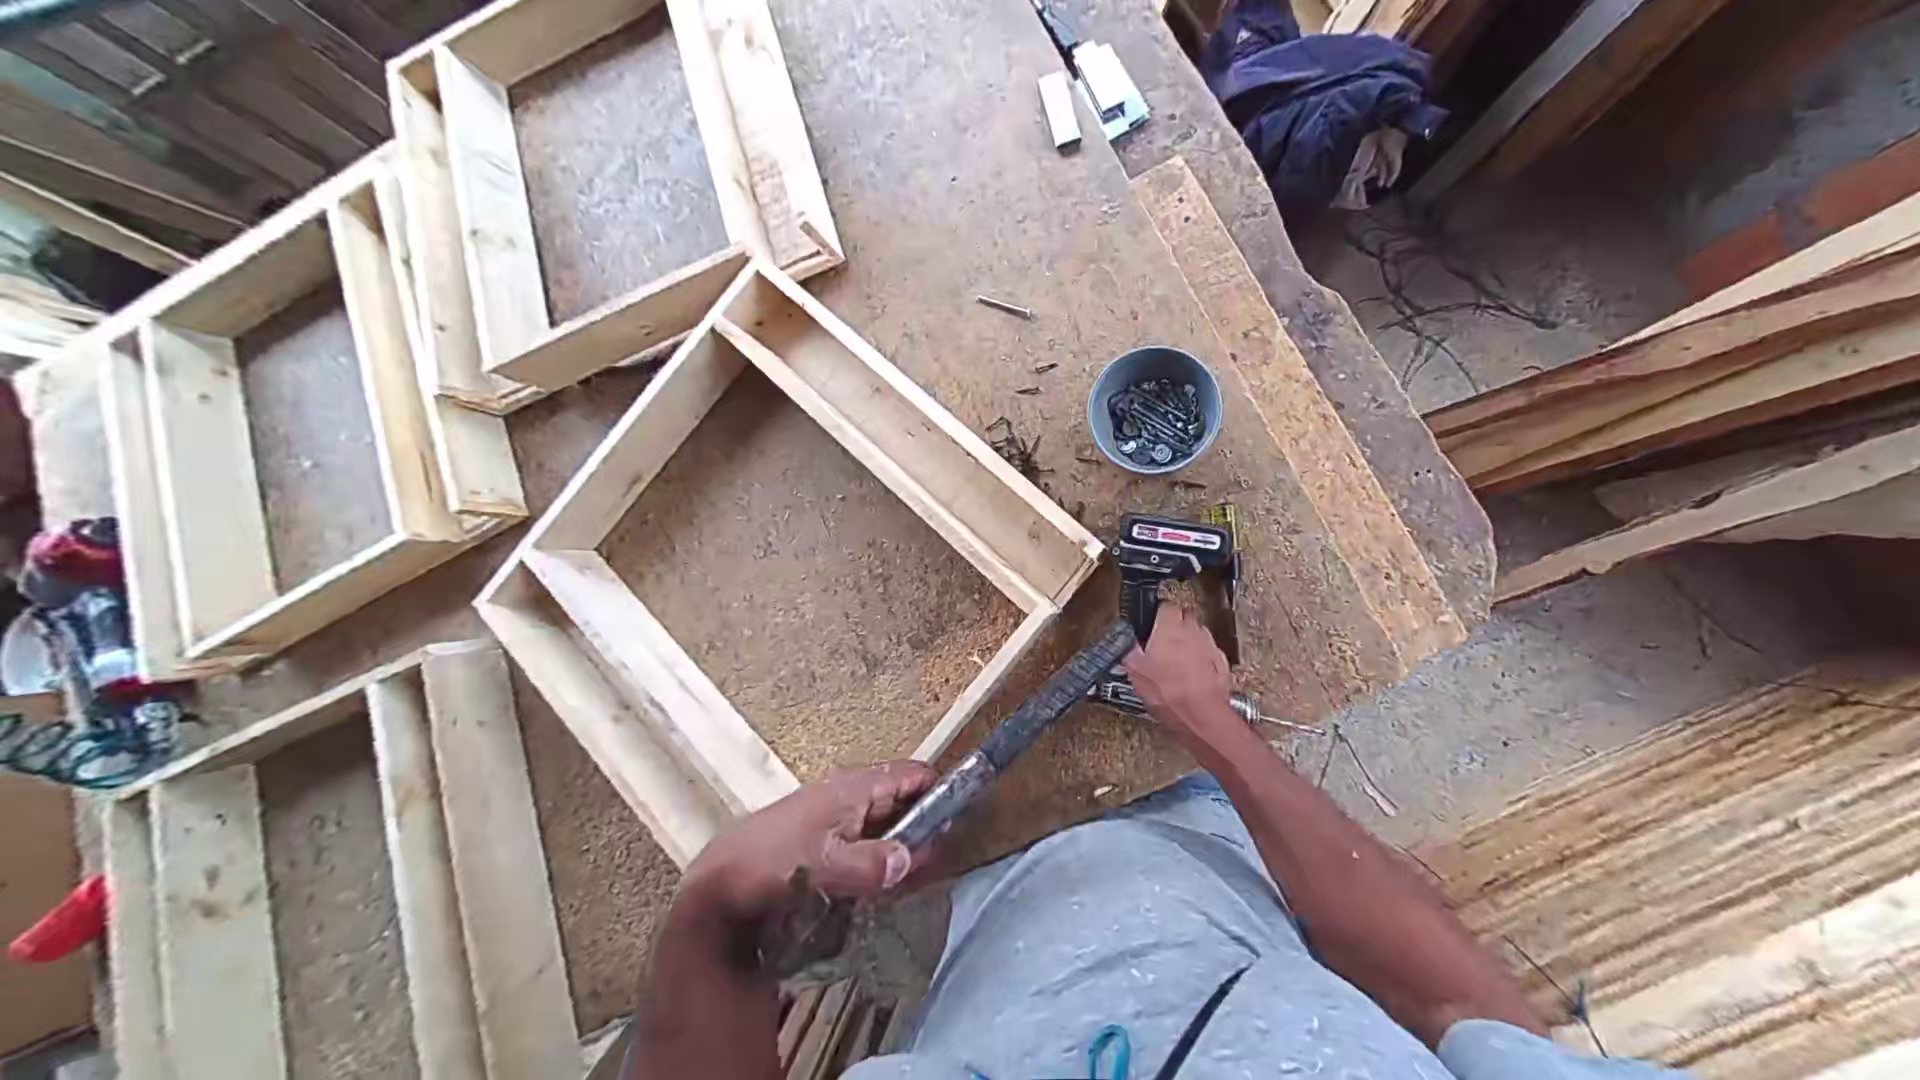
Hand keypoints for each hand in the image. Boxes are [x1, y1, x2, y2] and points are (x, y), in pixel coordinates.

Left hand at [681, 760, 935, 921]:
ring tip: (909, 881)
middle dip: (924, 830)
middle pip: (906, 802)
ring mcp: (840, 820)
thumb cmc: (768, 865)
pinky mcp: (829, 844)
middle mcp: (852, 797)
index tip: (958, 822)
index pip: (914, 775)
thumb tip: (908, 858)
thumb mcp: (821, 866)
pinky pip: (870, 847)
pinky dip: (881, 864)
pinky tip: (880, 890)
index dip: (940, 791)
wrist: (718, 886)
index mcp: (855, 788)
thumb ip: (866, 864)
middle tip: (933, 865)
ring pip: (889, 827)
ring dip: (902, 851)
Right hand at [1123, 606, 1237, 751]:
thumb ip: (1129, 649)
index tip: (1153, 621)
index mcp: (1170, 628)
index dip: (1158, 613)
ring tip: (1177, 660)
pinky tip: (1191, 674)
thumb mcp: (1133, 669)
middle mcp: (1192, 632)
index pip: (1166, 605)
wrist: (1199, 715)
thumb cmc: (1169, 693)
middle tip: (1163, 640)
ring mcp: (1209, 646)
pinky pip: (1209, 653)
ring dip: (1190, 642)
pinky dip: (1202, 659)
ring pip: (1199, 634)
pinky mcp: (1222, 663)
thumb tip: (1124, 642)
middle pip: (1186, 616)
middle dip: (1176, 625)